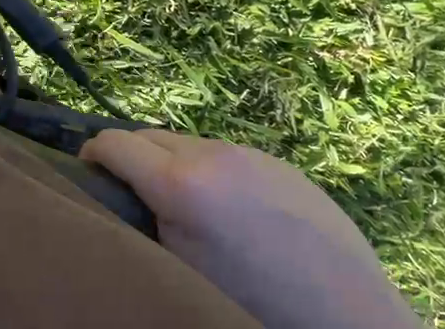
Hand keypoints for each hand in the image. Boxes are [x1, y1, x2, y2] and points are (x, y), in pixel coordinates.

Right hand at [82, 128, 421, 328]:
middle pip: (145, 134)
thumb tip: (116, 189)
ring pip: (185, 143)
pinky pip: (227, 156)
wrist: (351, 323)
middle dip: (132, 159)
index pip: (110, 141)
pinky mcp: (282, 163)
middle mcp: (212, 154)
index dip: (93, 157)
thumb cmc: (252, 303)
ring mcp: (251, 155)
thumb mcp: (179, 263)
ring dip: (173, 164)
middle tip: (138, 198)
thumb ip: (142, 213)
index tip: (93, 179)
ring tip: (191, 207)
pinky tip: (235, 211)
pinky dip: (214, 172)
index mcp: (180, 182)